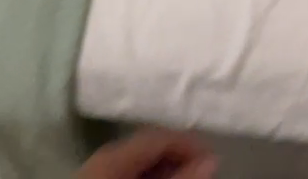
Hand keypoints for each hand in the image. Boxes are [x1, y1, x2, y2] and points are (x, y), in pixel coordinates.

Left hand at [77, 128, 216, 178]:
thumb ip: (179, 178)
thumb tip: (212, 159)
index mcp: (114, 150)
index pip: (159, 133)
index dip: (189, 140)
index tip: (212, 153)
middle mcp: (104, 151)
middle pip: (149, 145)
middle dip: (177, 155)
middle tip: (202, 168)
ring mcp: (95, 167)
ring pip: (138, 159)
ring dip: (164, 166)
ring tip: (185, 175)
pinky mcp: (94, 177)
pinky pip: (126, 170)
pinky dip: (148, 174)